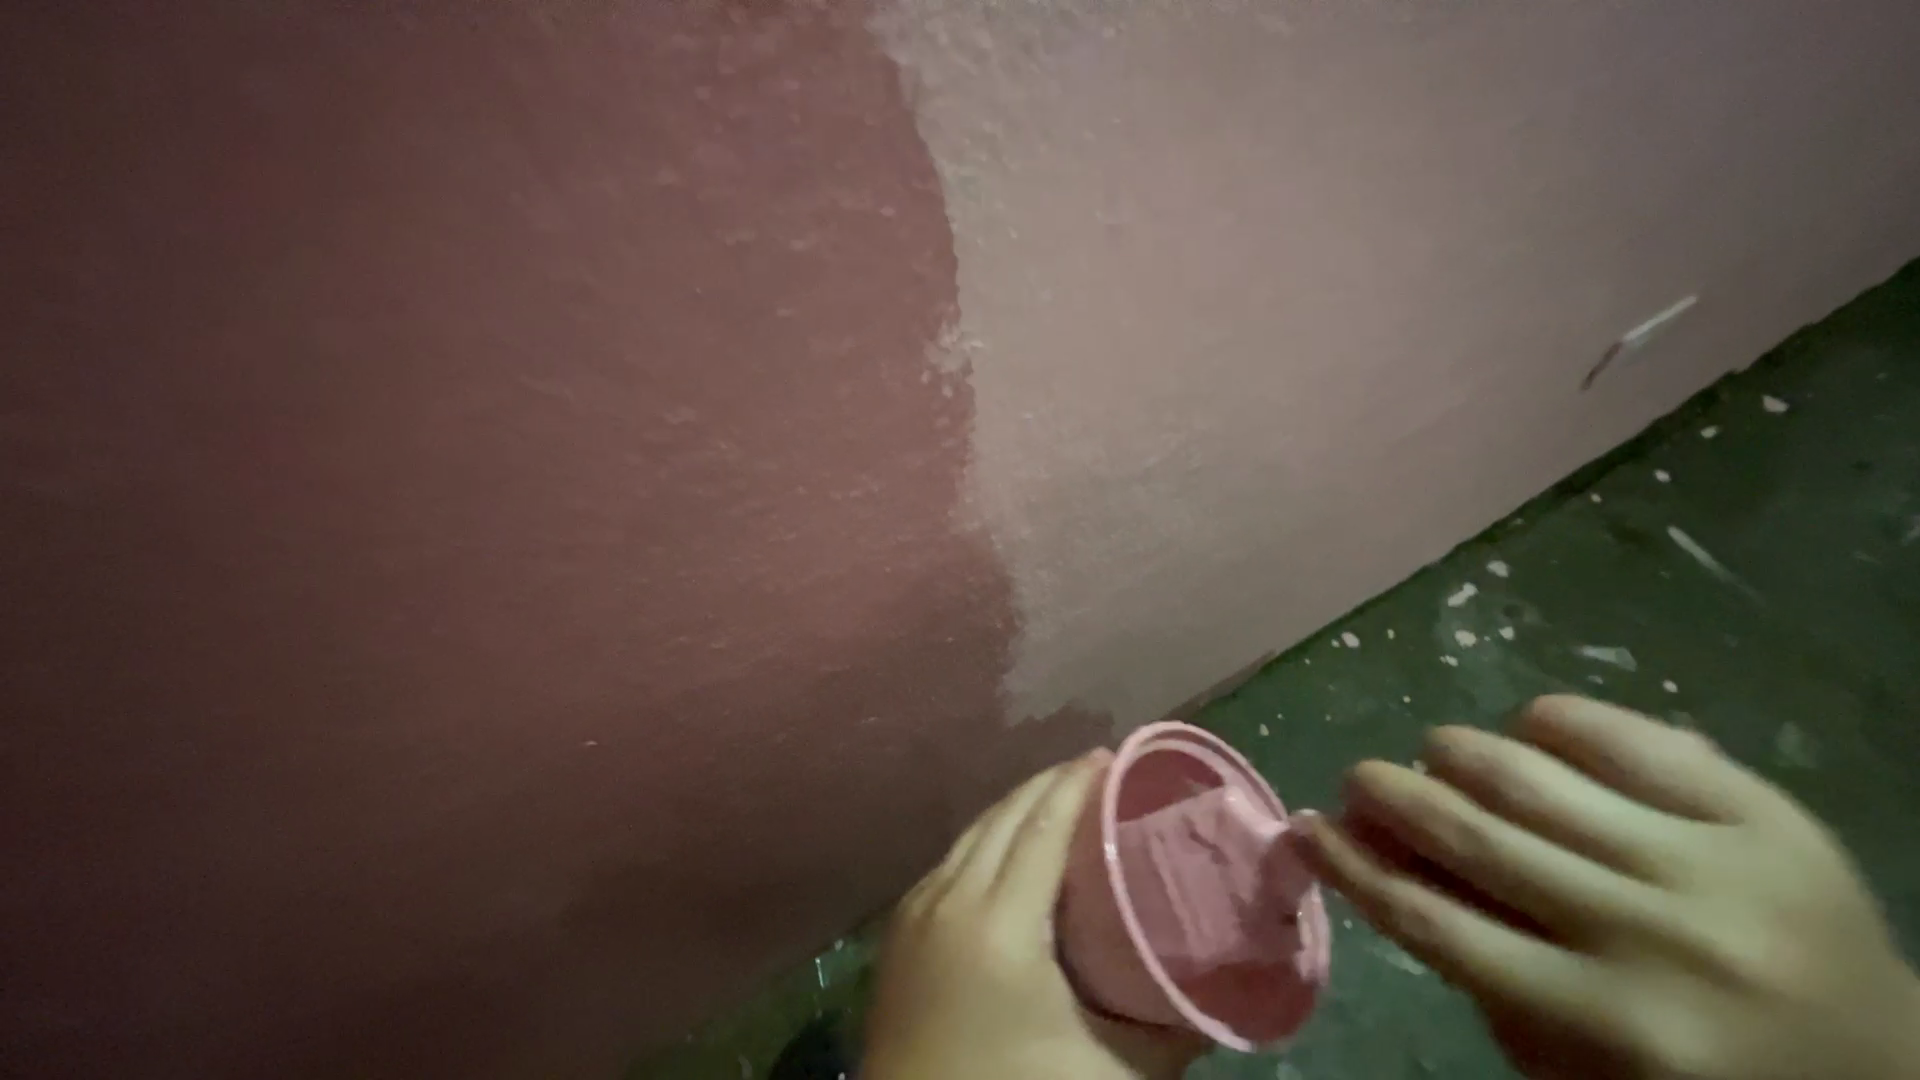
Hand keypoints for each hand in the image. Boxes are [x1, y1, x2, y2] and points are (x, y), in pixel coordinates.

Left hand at [863, 750, 1207, 1079]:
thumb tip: (1215, 994)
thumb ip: (1168, 1032)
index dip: (1077, 784)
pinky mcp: (899, 928)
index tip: (1111, 756)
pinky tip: (1008, 846)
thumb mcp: (1107, 1073)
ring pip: (972, 832)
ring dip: (1016, 806)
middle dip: (1050, 784)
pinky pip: (950, 859)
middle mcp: (950, 896)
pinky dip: (986, 837)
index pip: (1041, 824)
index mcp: (1000, 921)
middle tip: (1095, 771)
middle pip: (1004, 815)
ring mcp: (916, 908)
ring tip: (1059, 797)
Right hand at [1293, 695, 1919, 1079]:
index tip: (1304, 827)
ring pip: (1527, 772)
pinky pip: (1622, 733)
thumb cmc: (1686, 1071)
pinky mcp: (1765, 811)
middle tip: (1358, 780)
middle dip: (1385, 794)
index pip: (1431, 921)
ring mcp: (1715, 864)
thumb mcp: (1564, 1053)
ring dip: (1451, 752)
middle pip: (1469, 834)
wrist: (1885, 1074)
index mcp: (1606, 1024)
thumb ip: (1468, 958)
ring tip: (1436, 756)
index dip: (1350, 863)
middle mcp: (1655, 937)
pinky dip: (1549, 720)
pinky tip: (1528, 731)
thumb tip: (1372, 848)